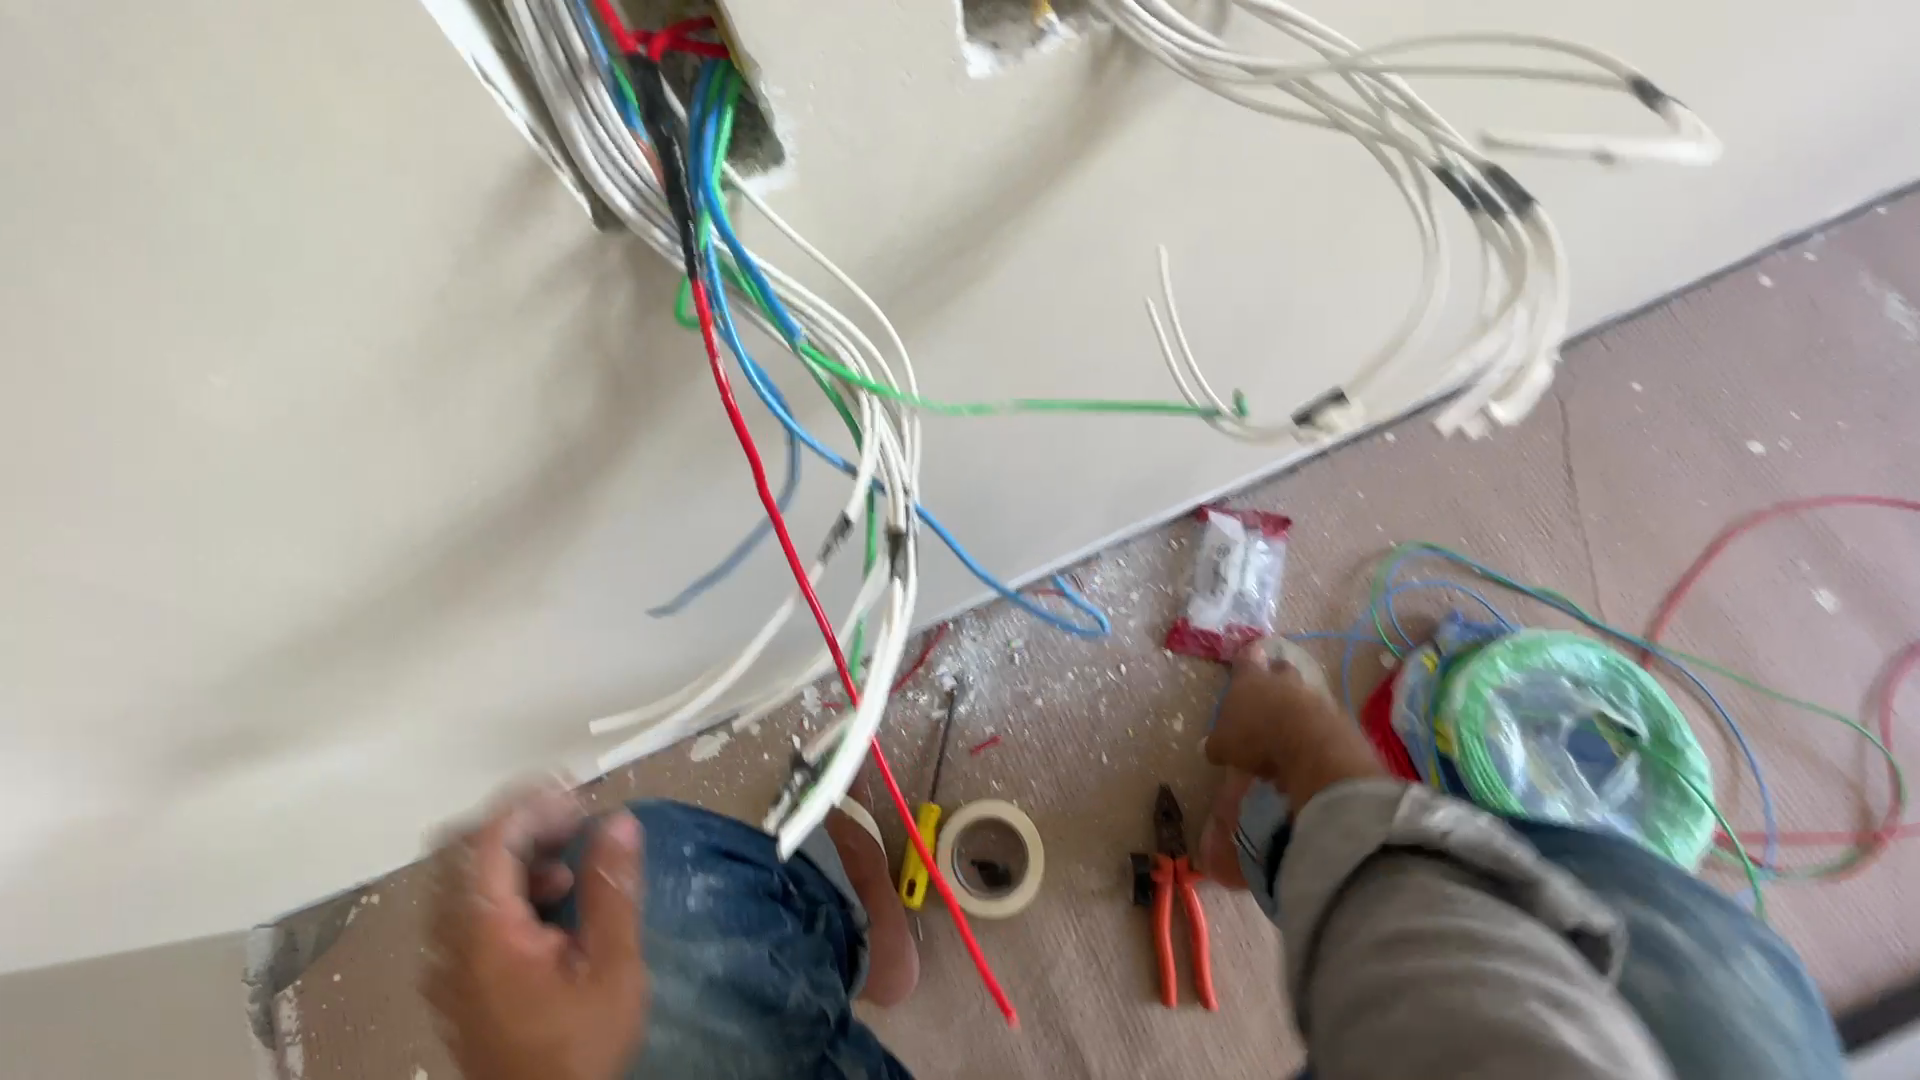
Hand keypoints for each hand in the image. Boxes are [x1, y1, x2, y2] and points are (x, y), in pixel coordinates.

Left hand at [422, 783, 647, 1079]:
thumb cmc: (580, 1047)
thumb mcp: (611, 967)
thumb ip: (611, 889)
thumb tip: (620, 821)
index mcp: (483, 934)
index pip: (489, 839)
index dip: (533, 802)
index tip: (581, 793)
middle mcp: (449, 940)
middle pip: (464, 849)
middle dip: (522, 821)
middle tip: (576, 820)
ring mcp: (447, 959)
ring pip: (465, 875)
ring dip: (517, 851)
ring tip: (573, 857)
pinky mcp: (458, 974)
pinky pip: (470, 904)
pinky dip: (510, 881)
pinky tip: (553, 898)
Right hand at [1207, 641, 1384, 802]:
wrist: (1309, 748)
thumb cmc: (1255, 737)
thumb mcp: (1222, 746)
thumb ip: (1218, 744)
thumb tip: (1212, 748)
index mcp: (1250, 679)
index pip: (1246, 657)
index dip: (1246, 656)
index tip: (1248, 654)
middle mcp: (1281, 680)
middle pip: (1281, 668)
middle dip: (1276, 677)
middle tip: (1269, 693)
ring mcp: (1312, 695)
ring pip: (1303, 693)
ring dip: (1296, 705)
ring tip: (1287, 730)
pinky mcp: (1336, 716)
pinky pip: (1321, 717)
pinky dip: (1313, 728)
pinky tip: (1306, 748)